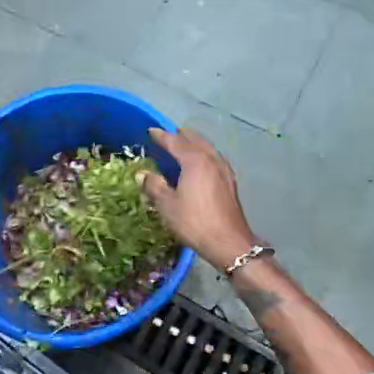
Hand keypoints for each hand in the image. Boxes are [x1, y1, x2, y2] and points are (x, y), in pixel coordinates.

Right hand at [141, 126, 258, 269]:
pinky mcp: (230, 181)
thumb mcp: (167, 205)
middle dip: (180, 135)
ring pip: (207, 147)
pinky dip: (204, 154)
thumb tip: (142, 173)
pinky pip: (214, 158)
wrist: (228, 242)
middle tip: (168, 135)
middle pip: (195, 140)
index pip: (175, 141)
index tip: (151, 131)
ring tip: (183, 145)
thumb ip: (154, 186)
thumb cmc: (195, 222)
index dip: (162, 136)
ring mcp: (224, 170)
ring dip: (194, 143)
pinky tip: (201, 164)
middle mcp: (211, 159)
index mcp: (195, 160)